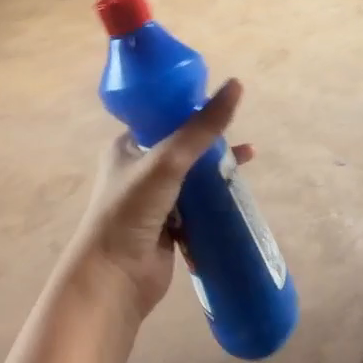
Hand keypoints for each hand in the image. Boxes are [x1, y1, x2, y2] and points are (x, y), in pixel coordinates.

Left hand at [70, 79, 250, 318]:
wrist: (114, 277)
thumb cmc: (131, 211)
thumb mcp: (168, 161)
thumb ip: (202, 128)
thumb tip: (236, 84)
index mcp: (127, 147)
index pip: (163, 118)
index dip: (191, 110)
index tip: (222, 105)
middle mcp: (139, 172)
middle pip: (184, 148)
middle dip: (212, 143)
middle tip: (240, 137)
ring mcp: (155, 202)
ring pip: (194, 178)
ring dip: (218, 171)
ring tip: (248, 161)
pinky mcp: (170, 229)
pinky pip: (199, 207)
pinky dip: (217, 200)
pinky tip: (239, 195)